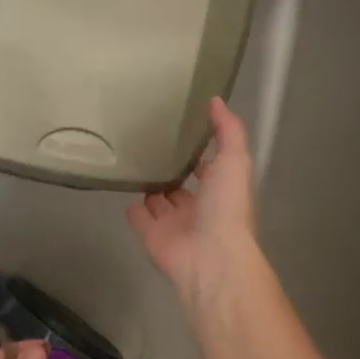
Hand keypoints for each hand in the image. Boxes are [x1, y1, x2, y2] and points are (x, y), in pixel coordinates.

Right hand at [126, 97, 259, 305]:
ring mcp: (174, 224)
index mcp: (221, 191)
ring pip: (160, 202)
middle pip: (182, 187)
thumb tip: (215, 101)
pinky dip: (134, 210)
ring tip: (136, 165)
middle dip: (173, 170)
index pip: (210, 168)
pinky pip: (140, 220)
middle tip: (153, 147)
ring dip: (152, 189)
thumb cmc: (226, 207)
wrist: (210, 257)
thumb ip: (227, 131)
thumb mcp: (235, 160)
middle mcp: (198, 208)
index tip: (184, 130)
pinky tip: (124, 192)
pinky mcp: (152, 237)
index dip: (201, 151)